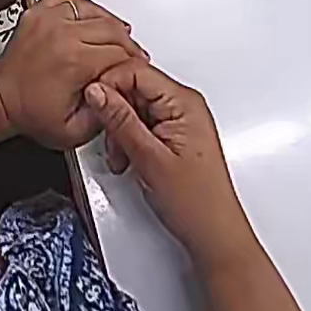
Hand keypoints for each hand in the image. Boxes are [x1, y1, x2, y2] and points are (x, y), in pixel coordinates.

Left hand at [0, 0, 145, 149]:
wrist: (1, 97)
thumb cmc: (31, 112)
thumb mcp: (74, 131)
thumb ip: (104, 115)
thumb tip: (122, 96)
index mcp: (73, 61)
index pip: (118, 52)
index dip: (133, 61)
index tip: (134, 68)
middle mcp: (61, 34)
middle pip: (110, 27)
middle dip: (126, 42)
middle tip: (131, 53)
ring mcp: (48, 19)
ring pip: (91, 8)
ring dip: (108, 20)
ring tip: (116, 33)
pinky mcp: (38, 13)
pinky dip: (82, 5)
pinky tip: (89, 15)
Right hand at [86, 61, 257, 267]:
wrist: (216, 240)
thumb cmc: (197, 205)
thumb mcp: (149, 159)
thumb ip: (120, 120)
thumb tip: (97, 90)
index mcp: (183, 101)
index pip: (136, 70)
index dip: (110, 84)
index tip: (95, 105)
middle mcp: (182, 104)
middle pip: (133, 87)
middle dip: (115, 113)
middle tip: (111, 140)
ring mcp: (178, 119)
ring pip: (134, 105)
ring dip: (120, 129)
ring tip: (121, 156)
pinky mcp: (173, 133)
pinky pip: (141, 121)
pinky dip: (128, 138)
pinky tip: (128, 158)